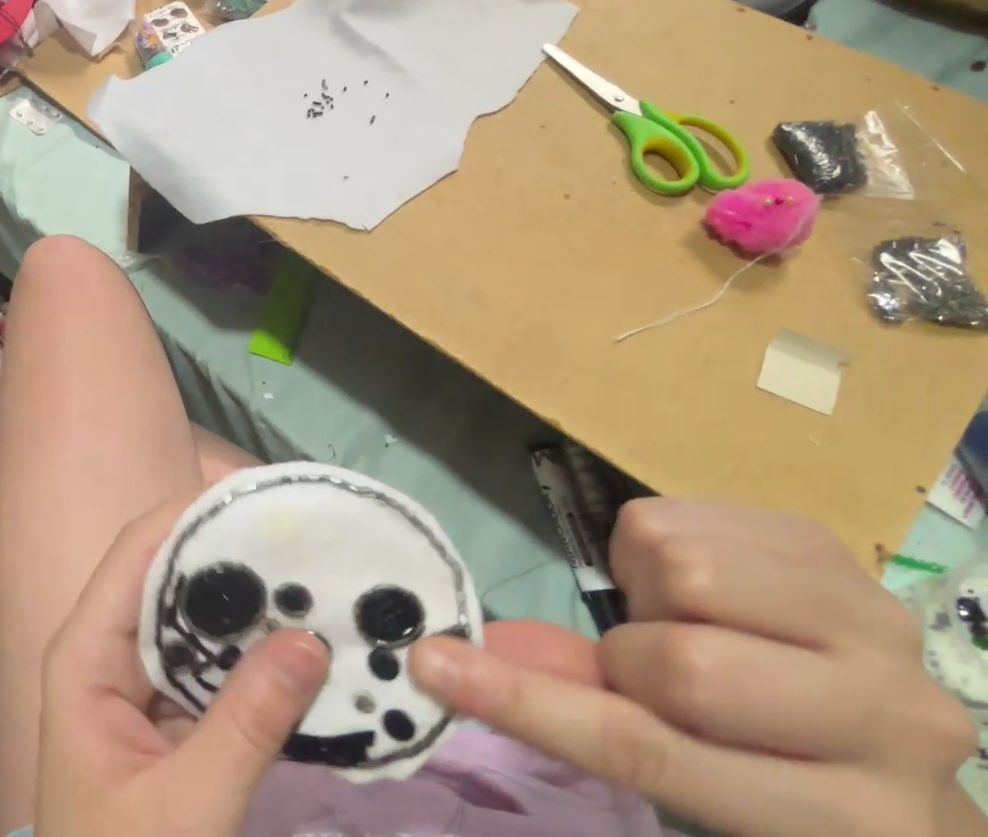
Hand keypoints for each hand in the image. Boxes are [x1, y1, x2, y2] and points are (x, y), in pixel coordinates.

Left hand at [33, 495, 332, 836]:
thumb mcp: (187, 804)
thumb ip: (246, 723)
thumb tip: (310, 639)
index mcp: (85, 655)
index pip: (135, 556)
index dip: (190, 517)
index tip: (259, 497)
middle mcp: (108, 654)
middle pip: (168, 580)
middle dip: (232, 556)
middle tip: (307, 536)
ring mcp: (140, 686)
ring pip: (195, 624)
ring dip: (250, 604)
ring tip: (319, 576)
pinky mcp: (170, 719)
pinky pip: (212, 668)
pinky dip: (255, 655)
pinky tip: (306, 642)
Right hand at [410, 498, 984, 836]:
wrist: (876, 722)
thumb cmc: (767, 766)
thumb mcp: (684, 769)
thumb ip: (572, 706)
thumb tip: (447, 657)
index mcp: (843, 818)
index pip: (643, 753)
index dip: (525, 704)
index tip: (430, 663)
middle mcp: (892, 726)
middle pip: (677, 662)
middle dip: (628, 653)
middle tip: (643, 659)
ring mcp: (879, 627)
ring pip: (685, 567)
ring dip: (649, 589)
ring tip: (684, 616)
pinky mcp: (845, 554)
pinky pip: (688, 516)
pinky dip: (661, 543)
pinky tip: (709, 583)